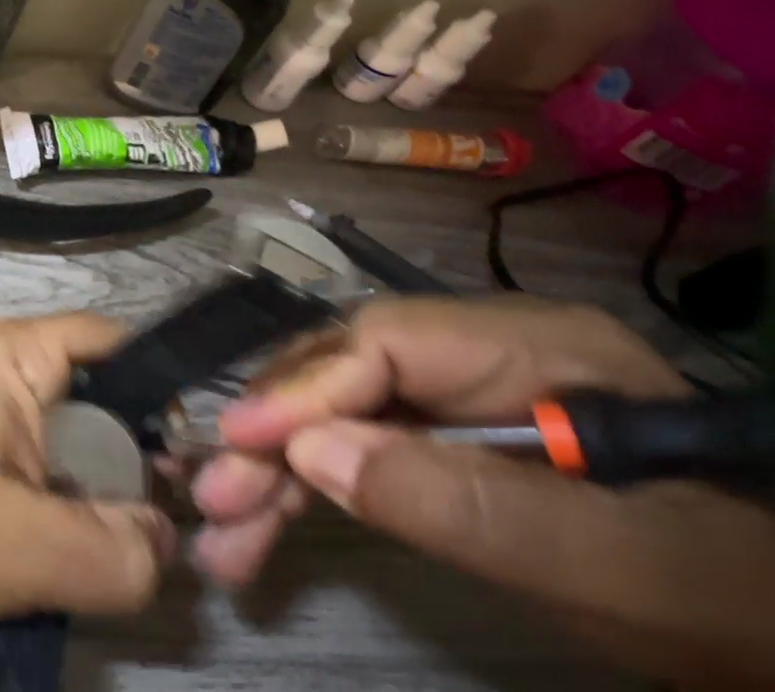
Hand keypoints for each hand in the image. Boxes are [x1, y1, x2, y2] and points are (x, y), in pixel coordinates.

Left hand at [0, 314, 174, 638]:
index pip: (109, 339)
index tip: (186, 463)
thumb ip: (122, 550)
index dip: (160, 392)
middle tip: (144, 525)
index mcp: (1, 352)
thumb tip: (163, 540)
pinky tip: (34, 546)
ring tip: (88, 546)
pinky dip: (33, 494)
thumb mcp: (31, 552)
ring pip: (46, 430)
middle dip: (120, 457)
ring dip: (75, 486)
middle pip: (83, 390)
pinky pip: (6, 452)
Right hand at [192, 296, 774, 686]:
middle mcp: (482, 358)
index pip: (386, 342)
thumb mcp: (617, 565)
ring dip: (277, 474)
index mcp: (536, 351)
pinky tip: (265, 528)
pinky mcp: (446, 443)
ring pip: (337, 416)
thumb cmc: (732, 597)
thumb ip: (467, 505)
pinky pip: (357, 452)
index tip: (238, 443)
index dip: (305, 387)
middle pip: (346, 377)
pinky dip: (307, 491)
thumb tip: (311, 452)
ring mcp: (459, 399)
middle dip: (275, 439)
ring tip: (227, 539)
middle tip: (216, 501)